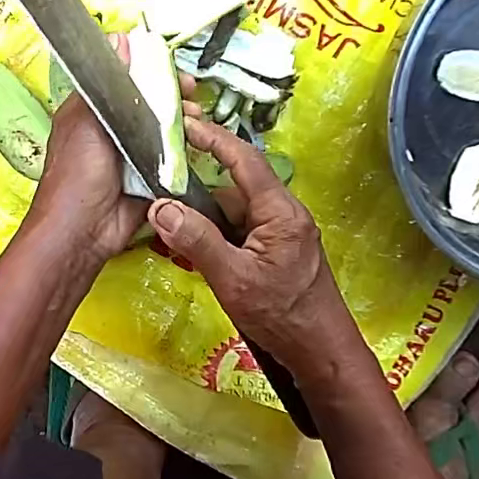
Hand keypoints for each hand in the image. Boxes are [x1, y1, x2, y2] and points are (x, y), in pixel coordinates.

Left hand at [23, 35, 199, 266]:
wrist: (82, 229)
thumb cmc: (77, 172)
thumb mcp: (87, 120)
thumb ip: (105, 83)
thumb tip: (119, 38)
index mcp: (90, 113)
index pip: (123, 83)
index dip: (148, 72)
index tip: (172, 69)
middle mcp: (111, 133)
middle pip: (148, 106)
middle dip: (172, 98)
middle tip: (191, 95)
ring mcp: (130, 158)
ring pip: (162, 133)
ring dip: (182, 124)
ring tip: (196, 118)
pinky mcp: (148, 181)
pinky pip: (170, 162)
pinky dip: (184, 153)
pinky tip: (198, 143)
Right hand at [145, 117, 367, 381]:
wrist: (320, 353)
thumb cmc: (283, 315)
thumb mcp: (233, 278)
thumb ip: (196, 240)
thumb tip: (160, 208)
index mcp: (280, 211)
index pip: (244, 160)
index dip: (213, 138)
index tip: (183, 124)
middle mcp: (281, 214)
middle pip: (230, 189)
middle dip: (194, 195)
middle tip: (159, 201)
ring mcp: (277, 234)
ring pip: (229, 214)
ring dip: (200, 223)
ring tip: (169, 238)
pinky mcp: (272, 252)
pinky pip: (235, 233)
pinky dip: (211, 240)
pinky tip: (191, 256)